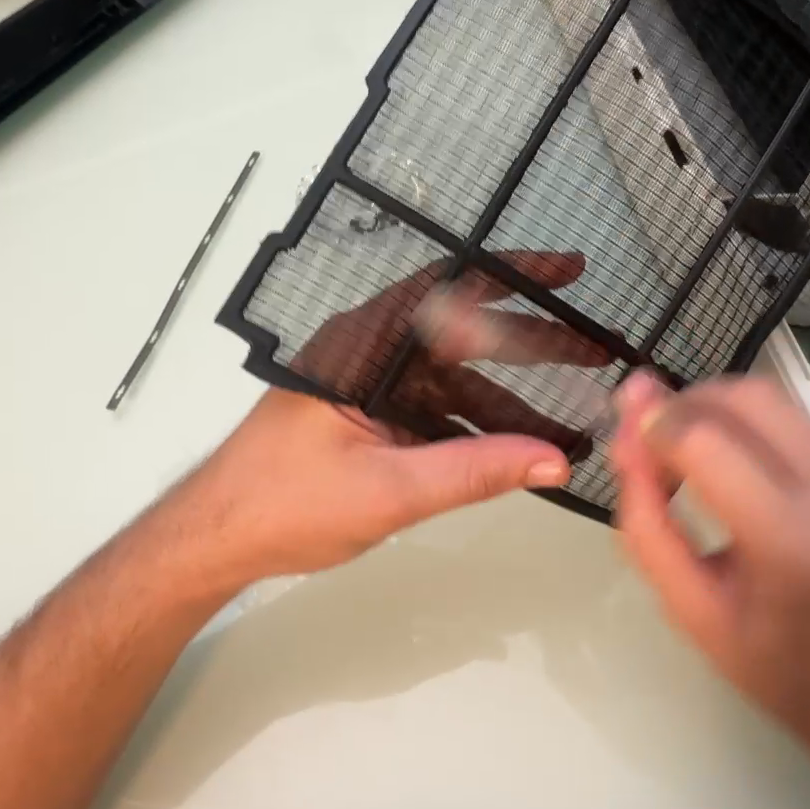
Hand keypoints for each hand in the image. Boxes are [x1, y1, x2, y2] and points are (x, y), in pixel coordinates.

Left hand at [154, 252, 613, 592]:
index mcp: (363, 346)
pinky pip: (436, 414)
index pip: (448, 289)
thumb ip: (473, 472)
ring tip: (570, 428)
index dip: (512, 274)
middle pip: (464, 336)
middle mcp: (370, 354)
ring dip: (509, 406)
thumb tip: (552, 460)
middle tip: (593, 348)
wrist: (217, 538)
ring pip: (455, 384)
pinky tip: (515, 455)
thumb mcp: (388, 490)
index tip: (566, 270)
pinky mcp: (371, 420)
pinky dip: (475, 433)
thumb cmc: (280, 504)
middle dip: (532, 346)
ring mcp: (372, 388)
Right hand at [608, 372, 809, 750]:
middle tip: (652, 433)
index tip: (623, 432)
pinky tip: (739, 472)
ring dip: (719, 412)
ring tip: (689, 453)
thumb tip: (624, 444)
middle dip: (686, 402)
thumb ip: (648, 526)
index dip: (653, 422)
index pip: (706, 440)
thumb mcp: (693, 615)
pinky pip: (801, 429)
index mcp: (793, 543)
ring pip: (775, 403)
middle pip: (746, 399)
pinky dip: (754, 433)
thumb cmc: (786, 673)